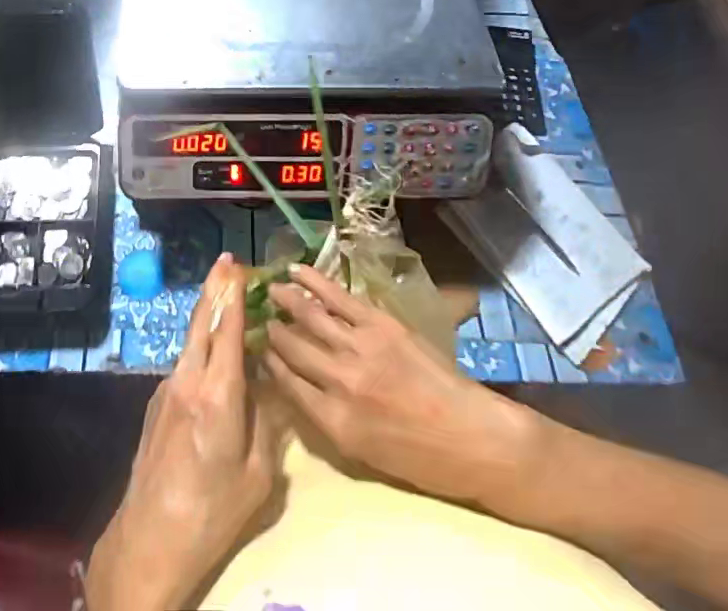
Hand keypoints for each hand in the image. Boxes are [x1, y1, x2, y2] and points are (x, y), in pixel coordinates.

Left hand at [86, 255, 282, 610]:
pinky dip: (200, 348)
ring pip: (190, 342)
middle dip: (214, 288)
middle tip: (226, 261)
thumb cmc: (213, 511)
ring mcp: (166, 391)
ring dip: (207, 317)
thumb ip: (267, 424)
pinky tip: (213, 358)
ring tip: (226, 301)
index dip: (232, 293)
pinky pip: (184, 365)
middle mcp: (187, 381)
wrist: (150, 537)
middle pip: (201, 323)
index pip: (227, 330)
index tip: (236, 265)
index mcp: (217, 394)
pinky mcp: (156, 405)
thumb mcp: (259, 476)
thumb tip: (269, 388)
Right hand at [264, 264, 551, 517]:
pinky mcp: (380, 325)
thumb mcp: (362, 453)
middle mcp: (339, 382)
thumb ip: (325, 418)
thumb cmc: (420, 458)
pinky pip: (338, 298)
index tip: (255, 346)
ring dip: (285, 300)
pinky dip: (314, 282)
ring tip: (271, 289)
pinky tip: (296, 271)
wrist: (473, 438)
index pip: (285, 381)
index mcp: (332, 421)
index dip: (265, 360)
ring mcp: (359, 349)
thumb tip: (295, 385)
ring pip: (309, 317)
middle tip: (256, 314)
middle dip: (270, 329)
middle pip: (291, 347)